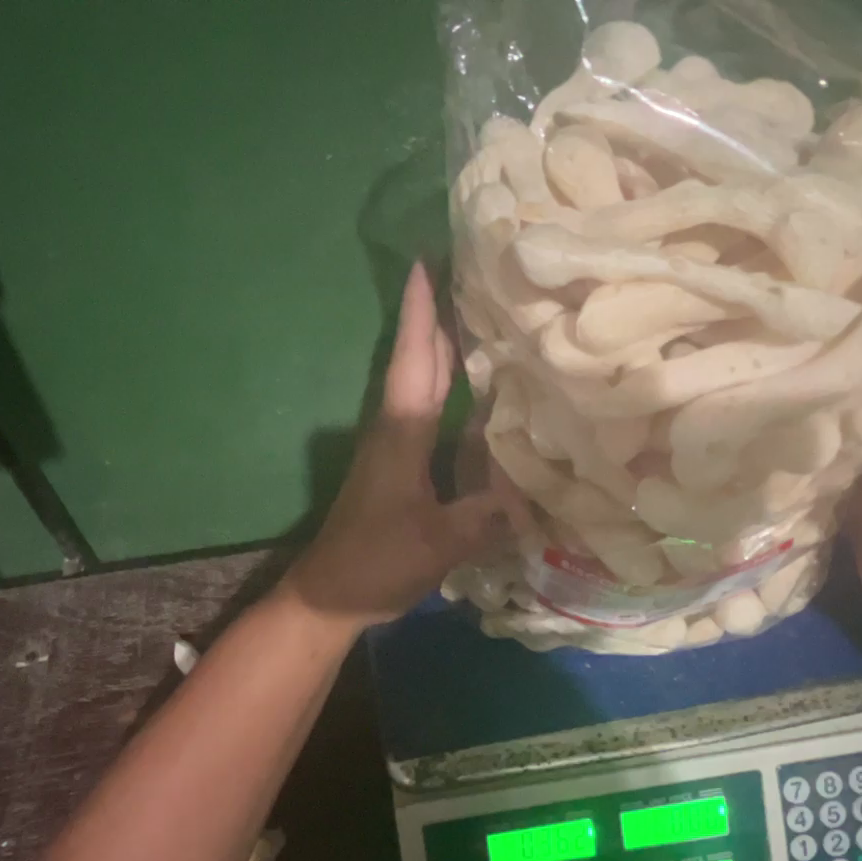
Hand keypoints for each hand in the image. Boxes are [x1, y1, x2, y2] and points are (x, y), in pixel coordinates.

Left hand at [282, 264, 510, 626]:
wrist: (329, 596)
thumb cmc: (375, 562)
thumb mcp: (436, 543)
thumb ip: (483, 518)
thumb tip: (532, 497)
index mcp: (402, 435)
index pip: (416, 362)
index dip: (422, 315)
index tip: (427, 264)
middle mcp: (396, 433)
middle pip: (419, 365)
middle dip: (438, 321)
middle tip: (470, 280)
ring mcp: (396, 453)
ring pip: (424, 391)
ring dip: (447, 357)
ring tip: (484, 326)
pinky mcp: (400, 474)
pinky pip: (431, 422)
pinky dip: (452, 401)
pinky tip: (481, 406)